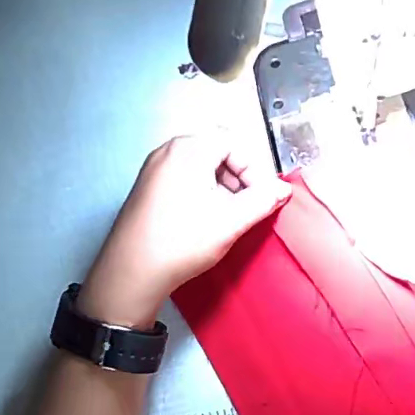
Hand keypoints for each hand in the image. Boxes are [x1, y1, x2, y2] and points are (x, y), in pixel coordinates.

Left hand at [80, 134, 291, 327]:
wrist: (133, 271)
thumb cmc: (180, 242)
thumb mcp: (232, 220)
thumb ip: (263, 200)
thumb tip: (281, 191)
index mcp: (188, 150)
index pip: (234, 143)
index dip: (254, 169)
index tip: (261, 196)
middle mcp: (167, 152)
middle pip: (217, 153)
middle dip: (239, 179)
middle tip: (248, 207)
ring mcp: (154, 170)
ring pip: (201, 168)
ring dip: (222, 189)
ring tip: (227, 218)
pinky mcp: (148, 189)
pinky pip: (184, 180)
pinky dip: (202, 195)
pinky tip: (205, 222)